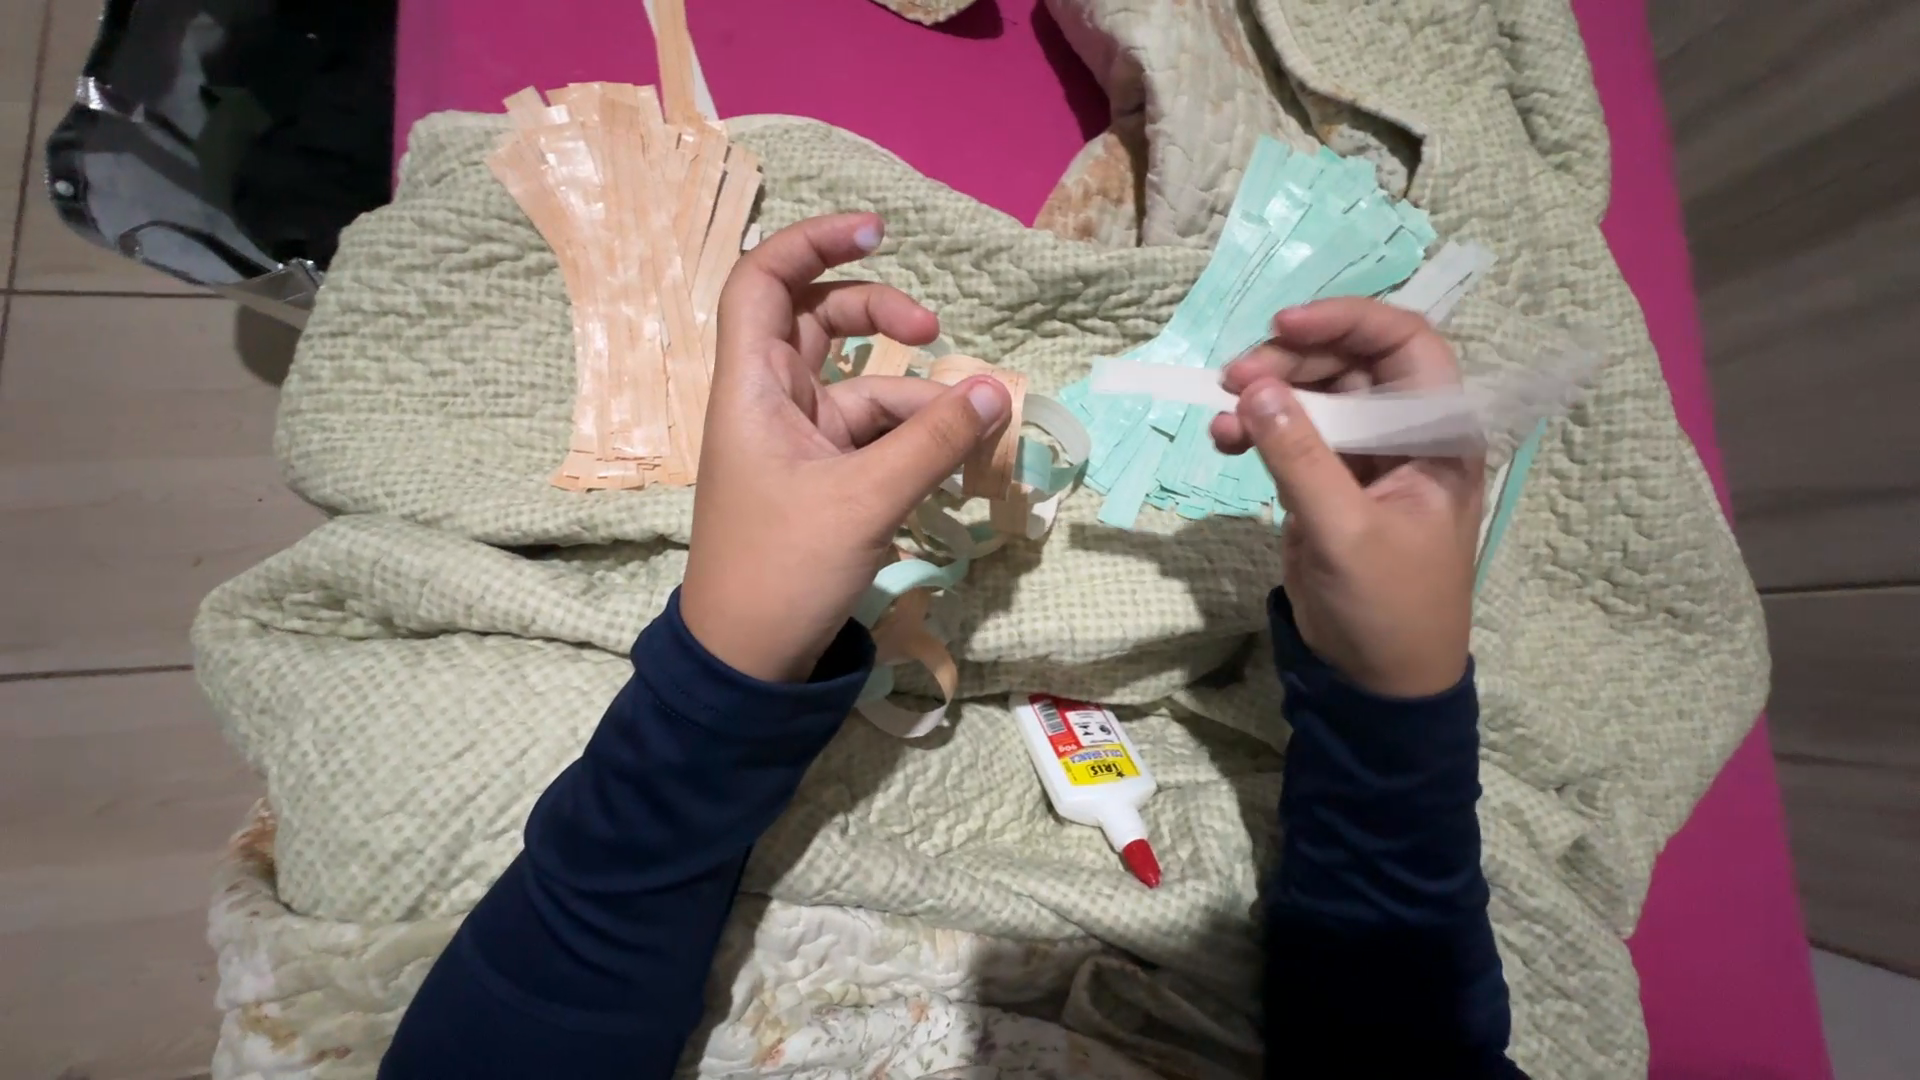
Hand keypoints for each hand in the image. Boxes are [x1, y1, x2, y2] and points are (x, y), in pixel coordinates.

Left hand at [680, 213, 1011, 682]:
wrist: (752, 656)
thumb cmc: (784, 569)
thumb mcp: (865, 500)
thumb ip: (933, 442)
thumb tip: (995, 390)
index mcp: (752, 387)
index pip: (763, 282)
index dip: (812, 243)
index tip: (877, 234)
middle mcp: (773, 401)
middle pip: (818, 322)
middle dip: (879, 317)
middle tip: (933, 333)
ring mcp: (801, 440)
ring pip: (862, 389)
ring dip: (917, 404)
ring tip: (972, 435)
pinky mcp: (825, 476)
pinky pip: (875, 437)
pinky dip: (914, 442)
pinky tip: (953, 463)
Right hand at [1210, 298, 1482, 698]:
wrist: (1374, 673)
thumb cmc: (1385, 605)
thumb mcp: (1344, 531)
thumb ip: (1300, 458)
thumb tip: (1253, 390)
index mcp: (1438, 433)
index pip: (1404, 345)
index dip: (1347, 321)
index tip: (1282, 324)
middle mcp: (1403, 432)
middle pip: (1347, 364)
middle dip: (1289, 361)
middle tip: (1230, 378)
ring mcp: (1360, 456)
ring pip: (1311, 396)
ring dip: (1263, 395)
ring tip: (1219, 413)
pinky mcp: (1323, 479)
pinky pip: (1287, 434)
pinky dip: (1253, 429)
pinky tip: (1223, 438)